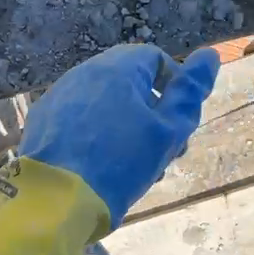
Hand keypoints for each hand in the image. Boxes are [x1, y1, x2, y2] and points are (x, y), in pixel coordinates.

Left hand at [20, 44, 219, 228]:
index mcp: (117, 67)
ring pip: (106, 102)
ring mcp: (60, 95)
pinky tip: (103, 167)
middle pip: (130, 82)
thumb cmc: (120, 163)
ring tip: (134, 166)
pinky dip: (98, 134)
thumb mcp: (168, 131)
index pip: (156, 58)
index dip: (175, 88)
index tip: (180, 124)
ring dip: (127, 126)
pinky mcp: (44, 120)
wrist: (56, 200)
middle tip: (163, 151)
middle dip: (152, 112)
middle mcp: (85, 71)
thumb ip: (190, 92)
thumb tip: (210, 54)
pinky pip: (82, 118)